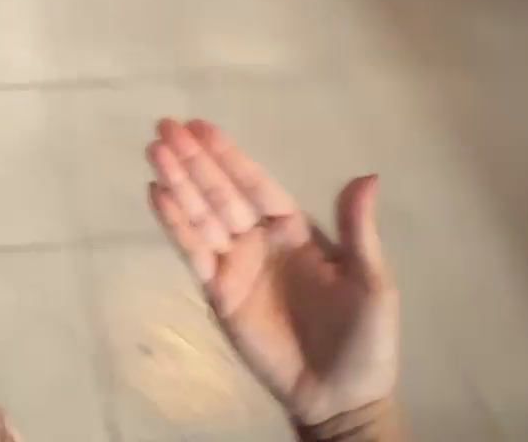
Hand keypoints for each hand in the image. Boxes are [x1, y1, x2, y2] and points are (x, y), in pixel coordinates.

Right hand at [145, 119, 397, 427]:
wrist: (342, 400)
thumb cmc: (364, 340)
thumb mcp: (372, 284)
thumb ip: (358, 230)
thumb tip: (368, 177)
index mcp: (292, 229)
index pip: (254, 184)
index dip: (228, 156)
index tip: (200, 126)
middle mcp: (257, 238)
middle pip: (219, 191)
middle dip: (193, 159)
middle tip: (165, 126)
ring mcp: (233, 262)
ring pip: (200, 213)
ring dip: (177, 181)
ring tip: (155, 150)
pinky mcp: (216, 290)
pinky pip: (191, 250)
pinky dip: (173, 222)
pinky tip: (156, 193)